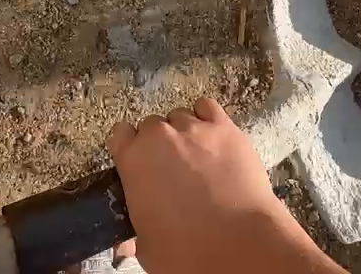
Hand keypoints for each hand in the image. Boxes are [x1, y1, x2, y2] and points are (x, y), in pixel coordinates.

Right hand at [109, 98, 341, 273]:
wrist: (240, 247)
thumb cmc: (187, 253)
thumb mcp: (148, 250)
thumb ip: (135, 234)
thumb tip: (124, 243)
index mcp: (133, 159)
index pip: (120, 134)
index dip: (130, 148)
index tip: (139, 164)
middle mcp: (158, 135)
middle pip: (151, 125)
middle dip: (159, 144)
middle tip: (172, 170)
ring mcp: (192, 127)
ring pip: (179, 117)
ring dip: (184, 134)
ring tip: (197, 158)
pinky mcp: (223, 126)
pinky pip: (207, 107)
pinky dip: (206, 118)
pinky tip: (212, 137)